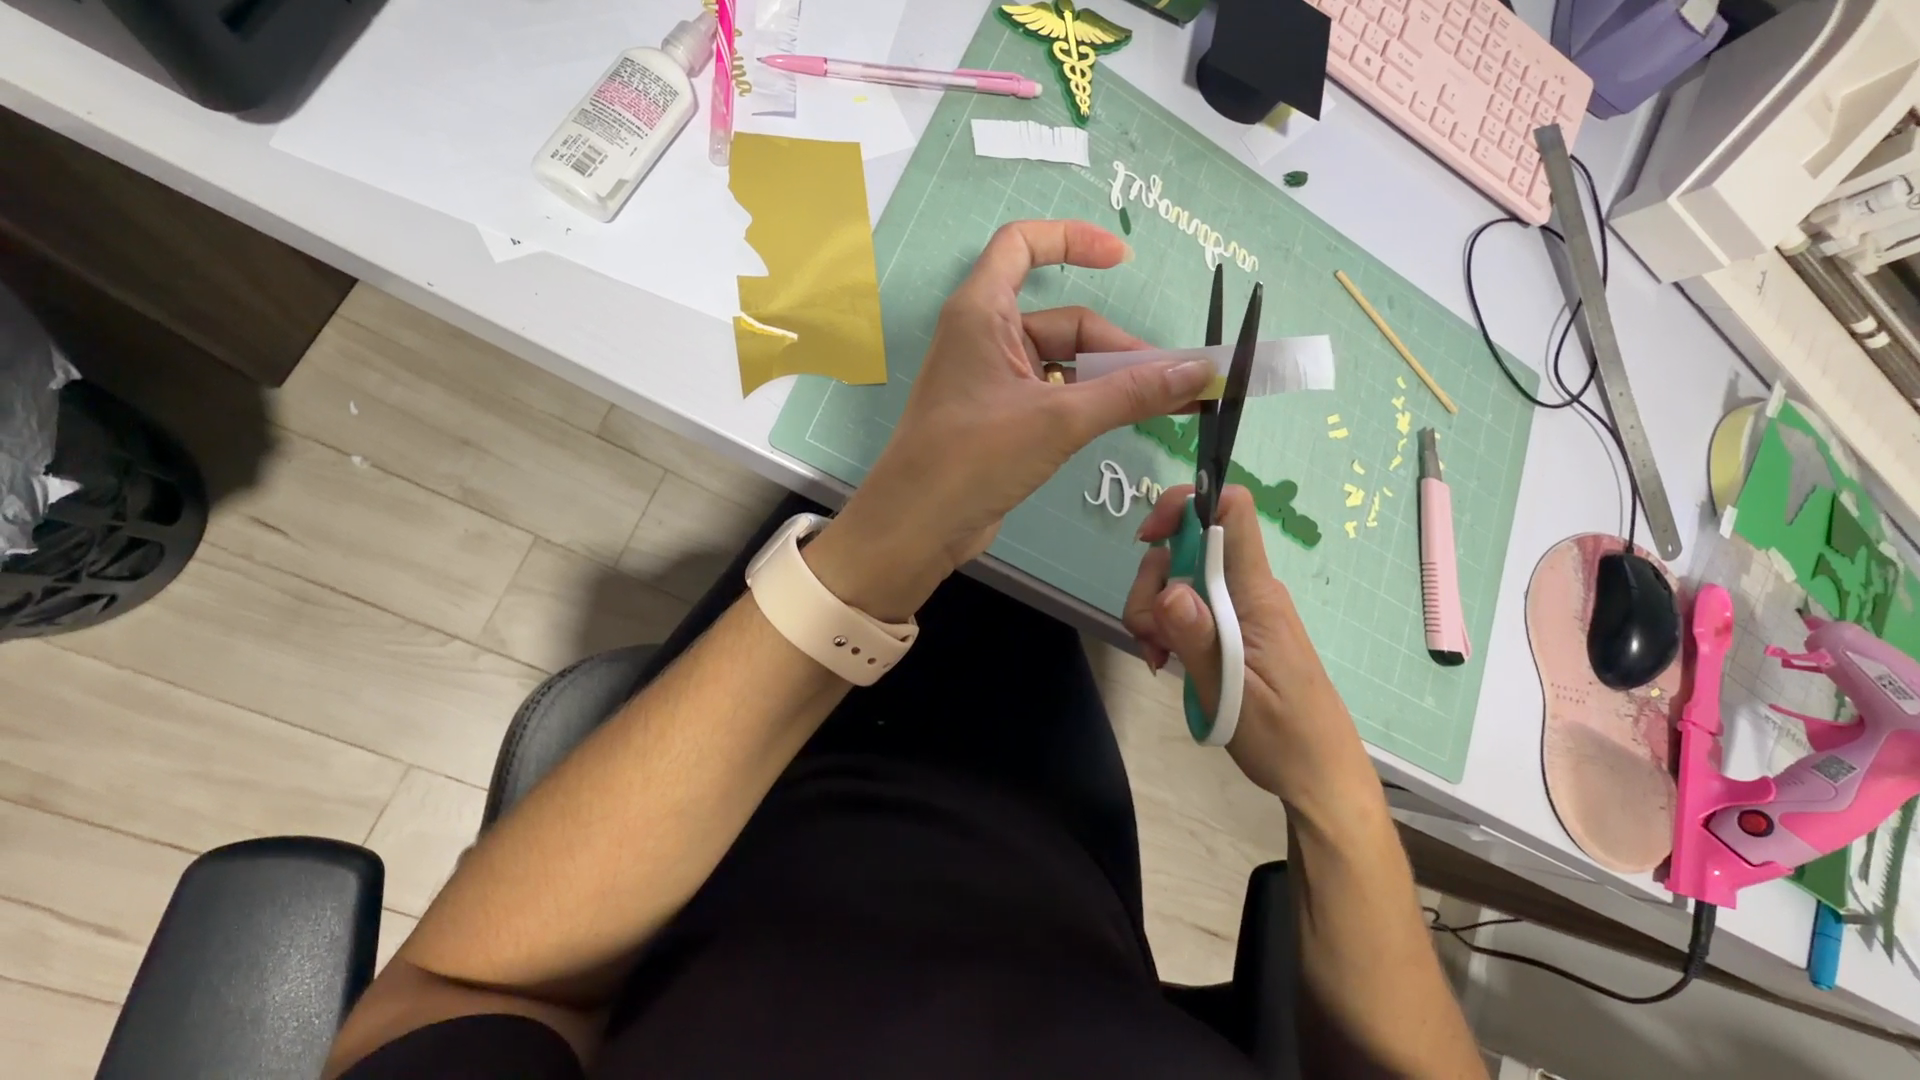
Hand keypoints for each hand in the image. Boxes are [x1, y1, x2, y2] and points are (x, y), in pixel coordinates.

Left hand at [808, 220, 1214, 619]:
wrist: (915, 528)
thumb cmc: (972, 459)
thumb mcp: (1058, 420)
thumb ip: (1130, 393)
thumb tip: (1201, 370)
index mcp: (981, 312)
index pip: (1022, 245)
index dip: (1073, 240)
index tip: (1124, 258)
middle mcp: (985, 338)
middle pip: (1065, 323)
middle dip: (1122, 351)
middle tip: (1180, 382)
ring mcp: (993, 382)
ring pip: (1065, 366)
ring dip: (1115, 382)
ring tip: (1174, 404)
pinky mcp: (1000, 421)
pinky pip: (1056, 398)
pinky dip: (1092, 406)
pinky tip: (1132, 421)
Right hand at [1123, 484, 1375, 812]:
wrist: (1320, 776)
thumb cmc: (1284, 738)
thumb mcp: (1232, 695)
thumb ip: (1199, 640)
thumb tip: (1169, 588)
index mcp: (1256, 596)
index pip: (1231, 511)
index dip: (1187, 504)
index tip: (1150, 538)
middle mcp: (1247, 591)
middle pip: (1187, 548)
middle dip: (1152, 582)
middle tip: (1151, 637)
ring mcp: (1239, 609)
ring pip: (1180, 579)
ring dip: (1155, 611)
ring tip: (1159, 656)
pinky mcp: (1232, 629)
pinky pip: (1188, 607)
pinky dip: (1166, 627)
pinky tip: (1165, 659)